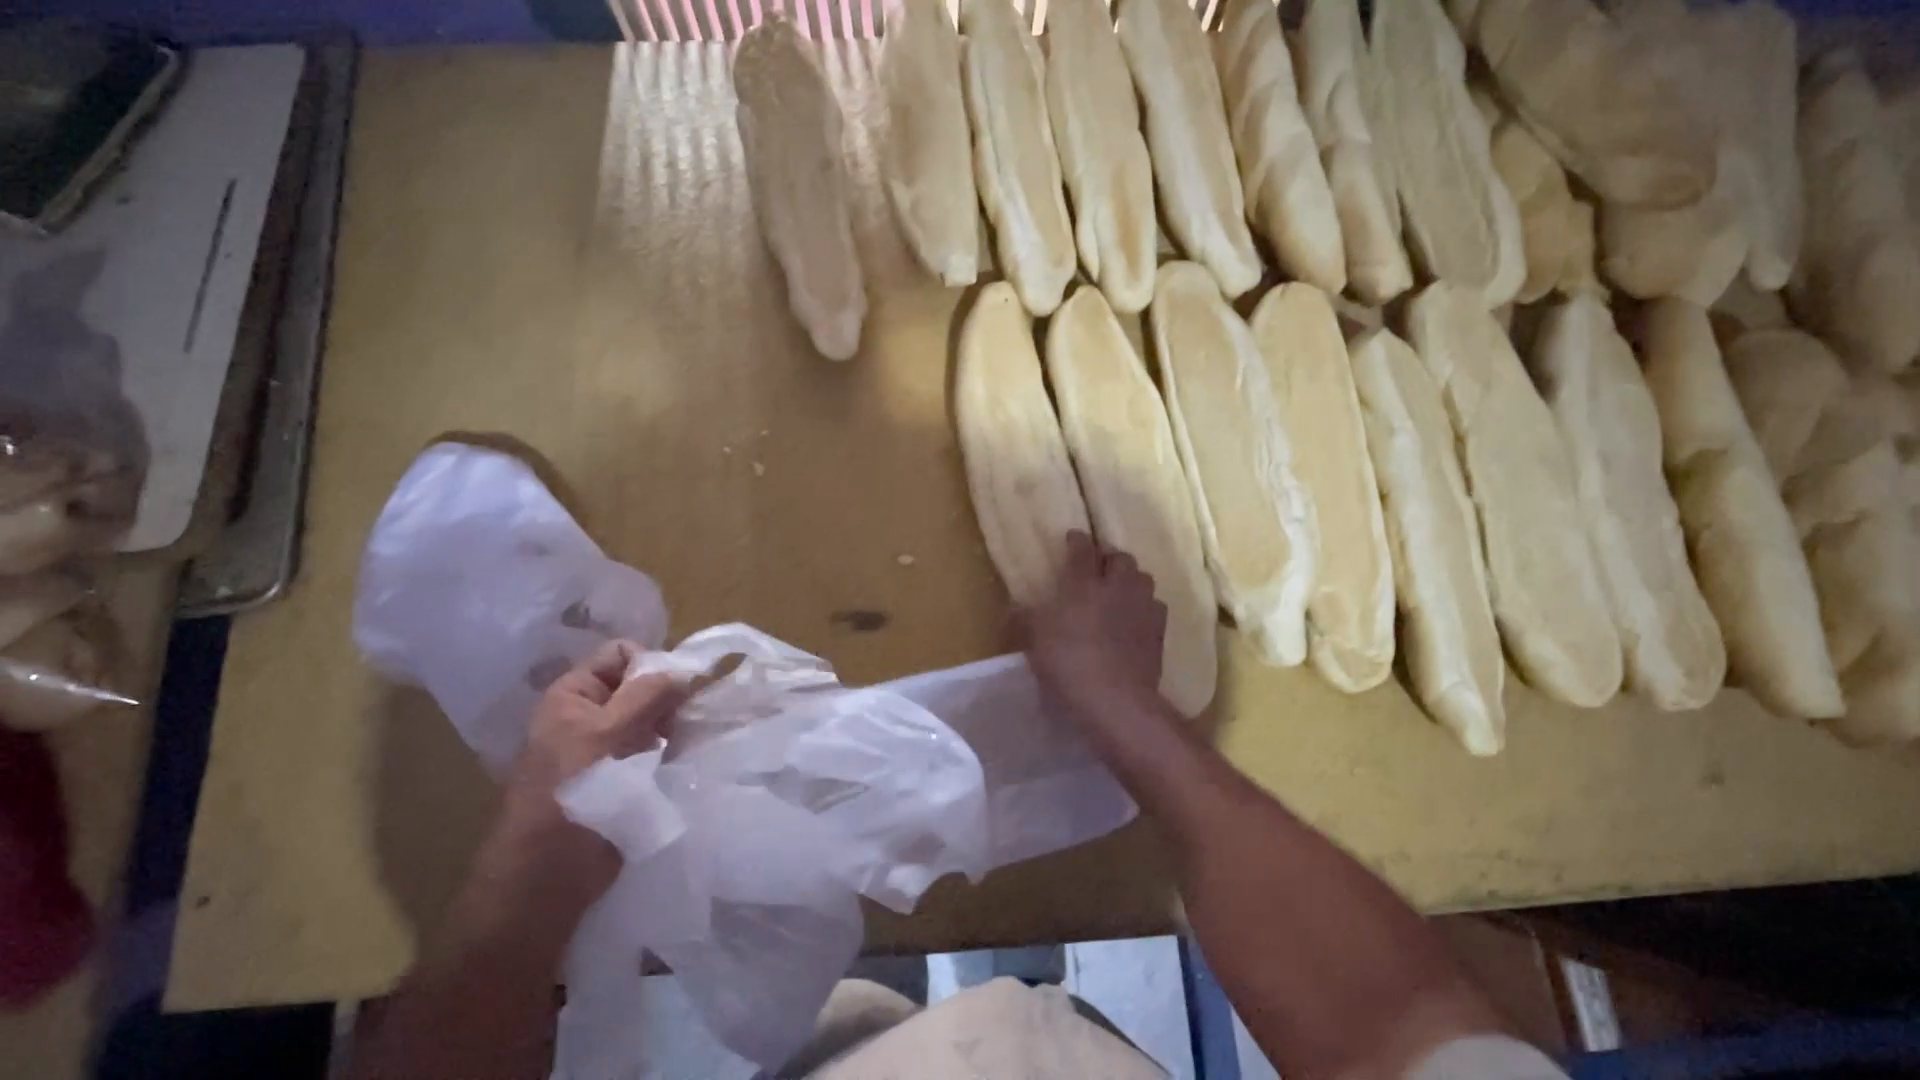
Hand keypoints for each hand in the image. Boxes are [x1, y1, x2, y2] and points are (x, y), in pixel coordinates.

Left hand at [509, 640, 687, 802]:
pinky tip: (683, 762)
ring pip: (654, 719)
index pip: (621, 654)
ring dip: (673, 726)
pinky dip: (673, 751)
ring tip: (683, 745)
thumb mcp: (604, 734)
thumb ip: (647, 696)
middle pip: (641, 686)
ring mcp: (608, 747)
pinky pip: (657, 750)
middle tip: (679, 725)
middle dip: (667, 698)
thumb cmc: (568, 795)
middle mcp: (591, 714)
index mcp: (574, 694)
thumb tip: (686, 672)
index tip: (675, 692)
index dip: (651, 665)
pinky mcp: (626, 777)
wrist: (548, 874)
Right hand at [1023, 531, 1167, 718]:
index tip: (1072, 538)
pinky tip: (1135, 618)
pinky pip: (1155, 606)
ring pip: (1143, 578)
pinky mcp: (1159, 630)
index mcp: (1083, 584)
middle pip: (1120, 558)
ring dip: (1130, 579)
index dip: (1076, 541)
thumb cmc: (1068, 665)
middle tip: (1097, 569)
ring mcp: (1142, 607)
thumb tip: (1014, 606)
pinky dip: (1144, 605)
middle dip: (1109, 558)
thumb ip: (1024, 619)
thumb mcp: (1034, 642)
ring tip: (1119, 591)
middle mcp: (1117, 587)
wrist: (1117, 700)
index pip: (1082, 550)